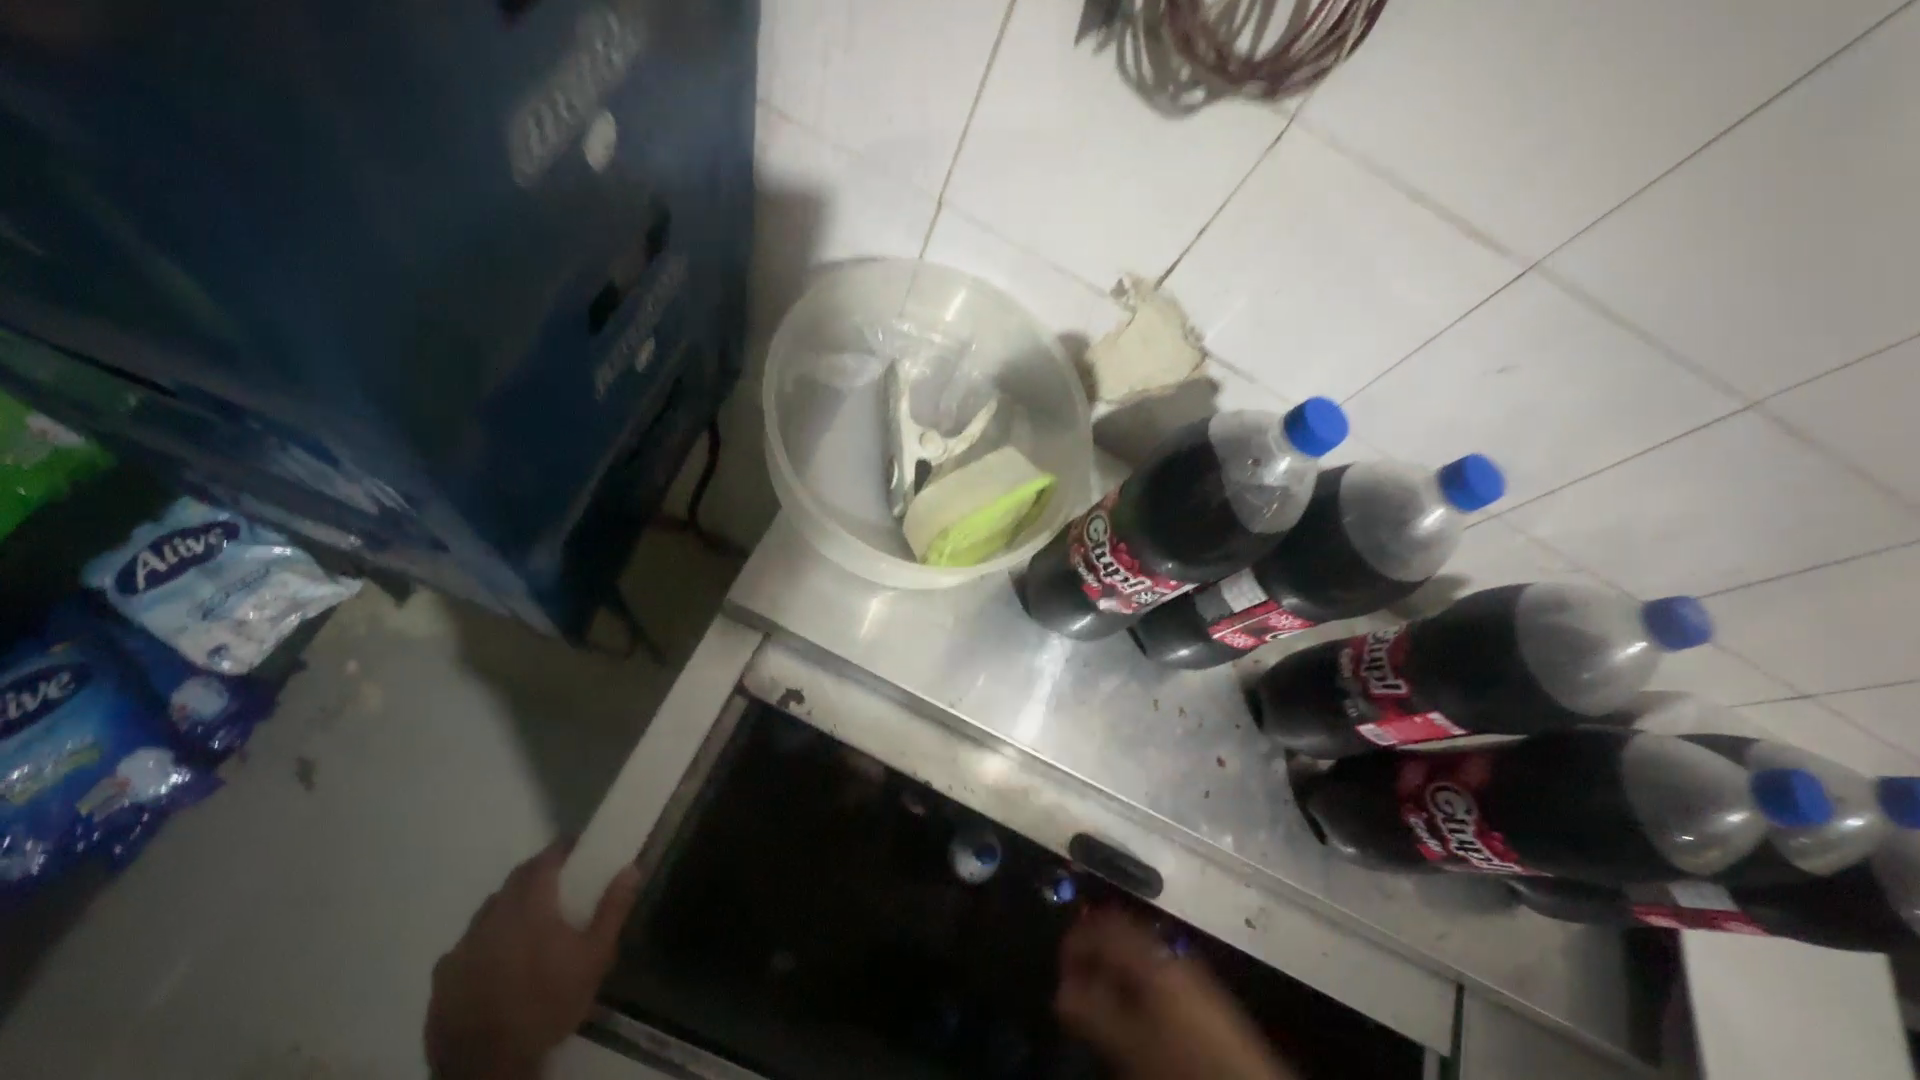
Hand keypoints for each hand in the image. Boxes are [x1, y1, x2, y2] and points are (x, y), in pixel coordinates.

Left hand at [425, 842, 640, 1079]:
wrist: (487, 1062)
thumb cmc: (548, 1004)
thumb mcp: (594, 958)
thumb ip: (612, 910)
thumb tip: (630, 868)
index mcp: (529, 907)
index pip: (544, 861)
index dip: (560, 849)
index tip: (576, 845)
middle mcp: (491, 916)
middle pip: (514, 881)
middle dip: (537, 874)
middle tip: (559, 881)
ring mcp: (462, 945)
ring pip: (489, 911)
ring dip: (509, 906)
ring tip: (529, 922)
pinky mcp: (443, 974)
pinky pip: (468, 944)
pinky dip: (486, 940)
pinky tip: (497, 961)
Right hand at [1055, 909, 1294, 1079]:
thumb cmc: (1182, 1058)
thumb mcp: (1128, 1038)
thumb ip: (1091, 1009)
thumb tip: (1061, 988)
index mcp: (1152, 954)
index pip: (1104, 924)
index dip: (1076, 938)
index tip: (1059, 963)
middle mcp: (1172, 952)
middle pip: (1123, 936)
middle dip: (1094, 954)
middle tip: (1074, 983)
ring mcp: (1190, 971)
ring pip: (1139, 956)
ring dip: (1114, 972)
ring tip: (1098, 1002)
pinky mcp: (1201, 994)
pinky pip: (1156, 974)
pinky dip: (1135, 985)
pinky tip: (1131, 1014)